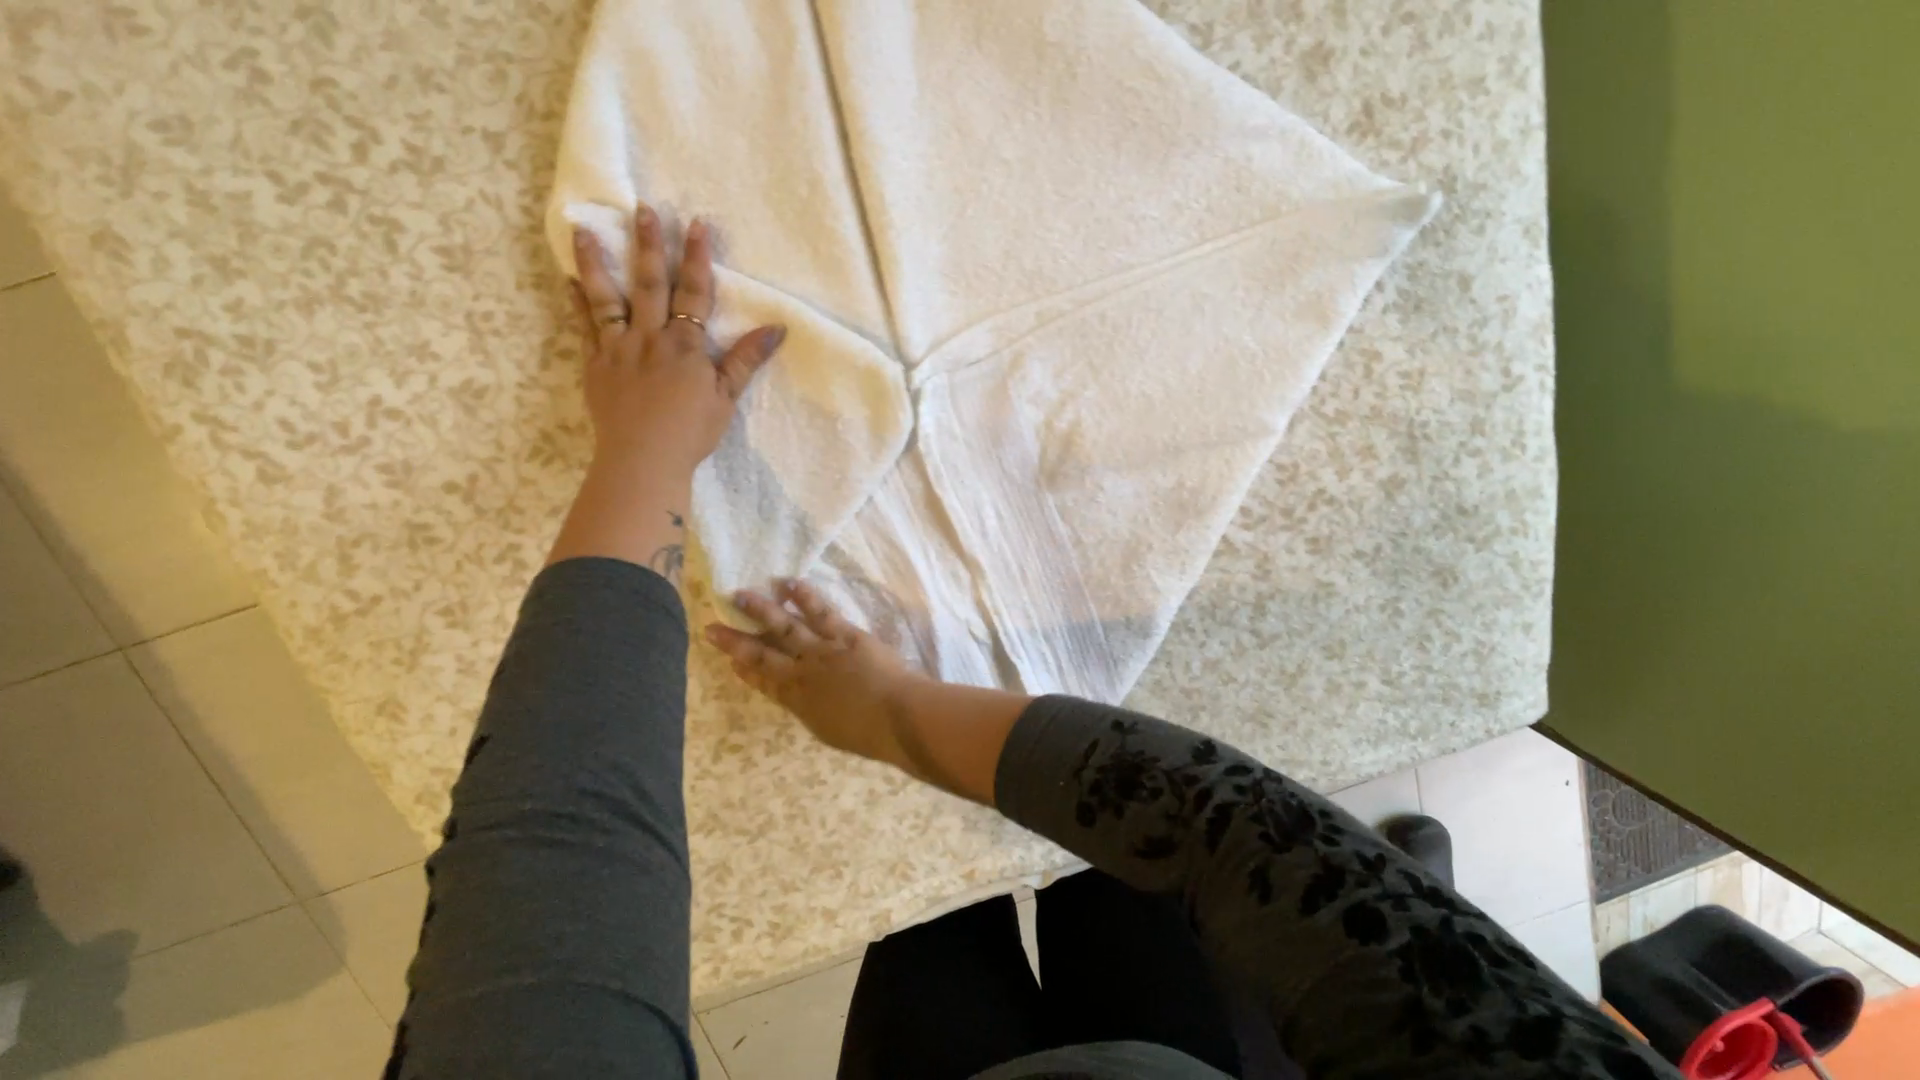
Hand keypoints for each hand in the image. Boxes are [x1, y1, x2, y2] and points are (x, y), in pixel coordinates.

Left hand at [570, 205, 785, 474]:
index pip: (694, 292)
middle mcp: (649, 337)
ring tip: (583, 230)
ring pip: (606, 297)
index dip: (697, 257)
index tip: (696, 223)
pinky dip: (575, 302)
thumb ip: (746, 359)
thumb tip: (777, 328)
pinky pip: (584, 327)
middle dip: (649, 244)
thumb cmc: (690, 432)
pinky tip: (567, 280)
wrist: (642, 460)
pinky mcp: (595, 365)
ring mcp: (617, 349)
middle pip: (649, 283)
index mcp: (684, 344)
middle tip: (643, 209)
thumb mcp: (725, 397)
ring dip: (596, 262)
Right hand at [708, 580, 1033, 803]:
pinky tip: (789, 583)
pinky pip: (820, 612)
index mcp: (799, 702)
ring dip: (761, 610)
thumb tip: (808, 702)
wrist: (898, 717)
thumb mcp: (830, 731)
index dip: (746, 671)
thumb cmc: (870, 734)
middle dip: (736, 641)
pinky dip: (803, 597)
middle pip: (763, 654)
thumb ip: (815, 712)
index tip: (729, 660)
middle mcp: (802, 674)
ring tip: (740, 594)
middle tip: (711, 626)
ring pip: (785, 627)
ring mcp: (822, 651)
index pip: (765, 683)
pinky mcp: (844, 635)